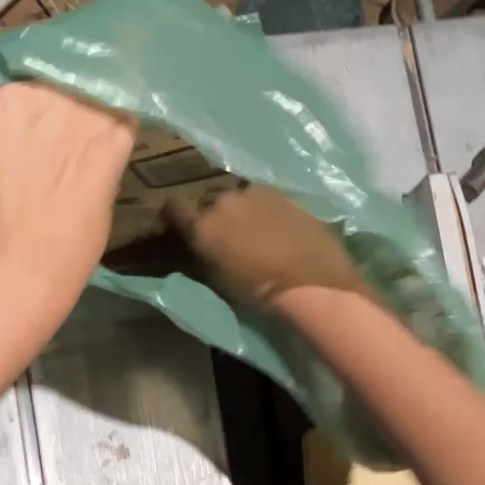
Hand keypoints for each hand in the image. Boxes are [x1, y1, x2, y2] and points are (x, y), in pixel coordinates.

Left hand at [0, 82, 136, 294]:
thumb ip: (103, 160)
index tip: (84, 139)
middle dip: (64, 111)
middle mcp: (86, 100)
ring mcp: (43, 95)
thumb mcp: (107, 196)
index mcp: (119, 127)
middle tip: (50, 144)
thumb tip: (87, 149)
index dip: (95, 121)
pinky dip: (1, 117)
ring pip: (38, 91)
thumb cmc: (75, 247)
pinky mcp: (6, 100)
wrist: (25, 260)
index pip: (111, 104)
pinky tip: (1, 144)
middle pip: (75, 90)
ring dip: (32, 111)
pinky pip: (4, 99)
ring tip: (23, 145)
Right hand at [169, 184, 371, 303]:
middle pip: (208, 201)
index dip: (173, 216)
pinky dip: (261, 211)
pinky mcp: (282, 194)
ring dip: (238, 212)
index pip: (173, 207)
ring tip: (249, 232)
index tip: (177, 228)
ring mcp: (255, 193)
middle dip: (210, 216)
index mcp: (202, 225)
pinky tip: (272, 229)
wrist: (310, 281)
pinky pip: (261, 199)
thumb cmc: (257, 291)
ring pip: (236, 198)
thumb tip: (194, 248)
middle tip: (220, 236)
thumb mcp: (217, 280)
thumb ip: (200, 258)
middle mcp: (224, 200)